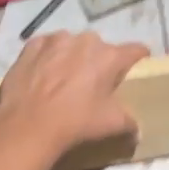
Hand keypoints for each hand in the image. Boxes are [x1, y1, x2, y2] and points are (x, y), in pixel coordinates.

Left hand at [0, 31, 147, 158]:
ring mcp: (56, 40)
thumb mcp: (112, 125)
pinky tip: (44, 74)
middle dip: (100, 61)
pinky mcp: (31, 46)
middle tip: (94, 84)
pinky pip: (46, 47)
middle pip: (100, 48)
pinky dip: (48, 57)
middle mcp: (85, 40)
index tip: (139, 65)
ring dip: (73, 57)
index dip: (140, 58)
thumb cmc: (76, 123)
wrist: (28, 126)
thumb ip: (130, 123)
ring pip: (72, 44)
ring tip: (65, 79)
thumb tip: (136, 129)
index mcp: (109, 56)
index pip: (135, 50)